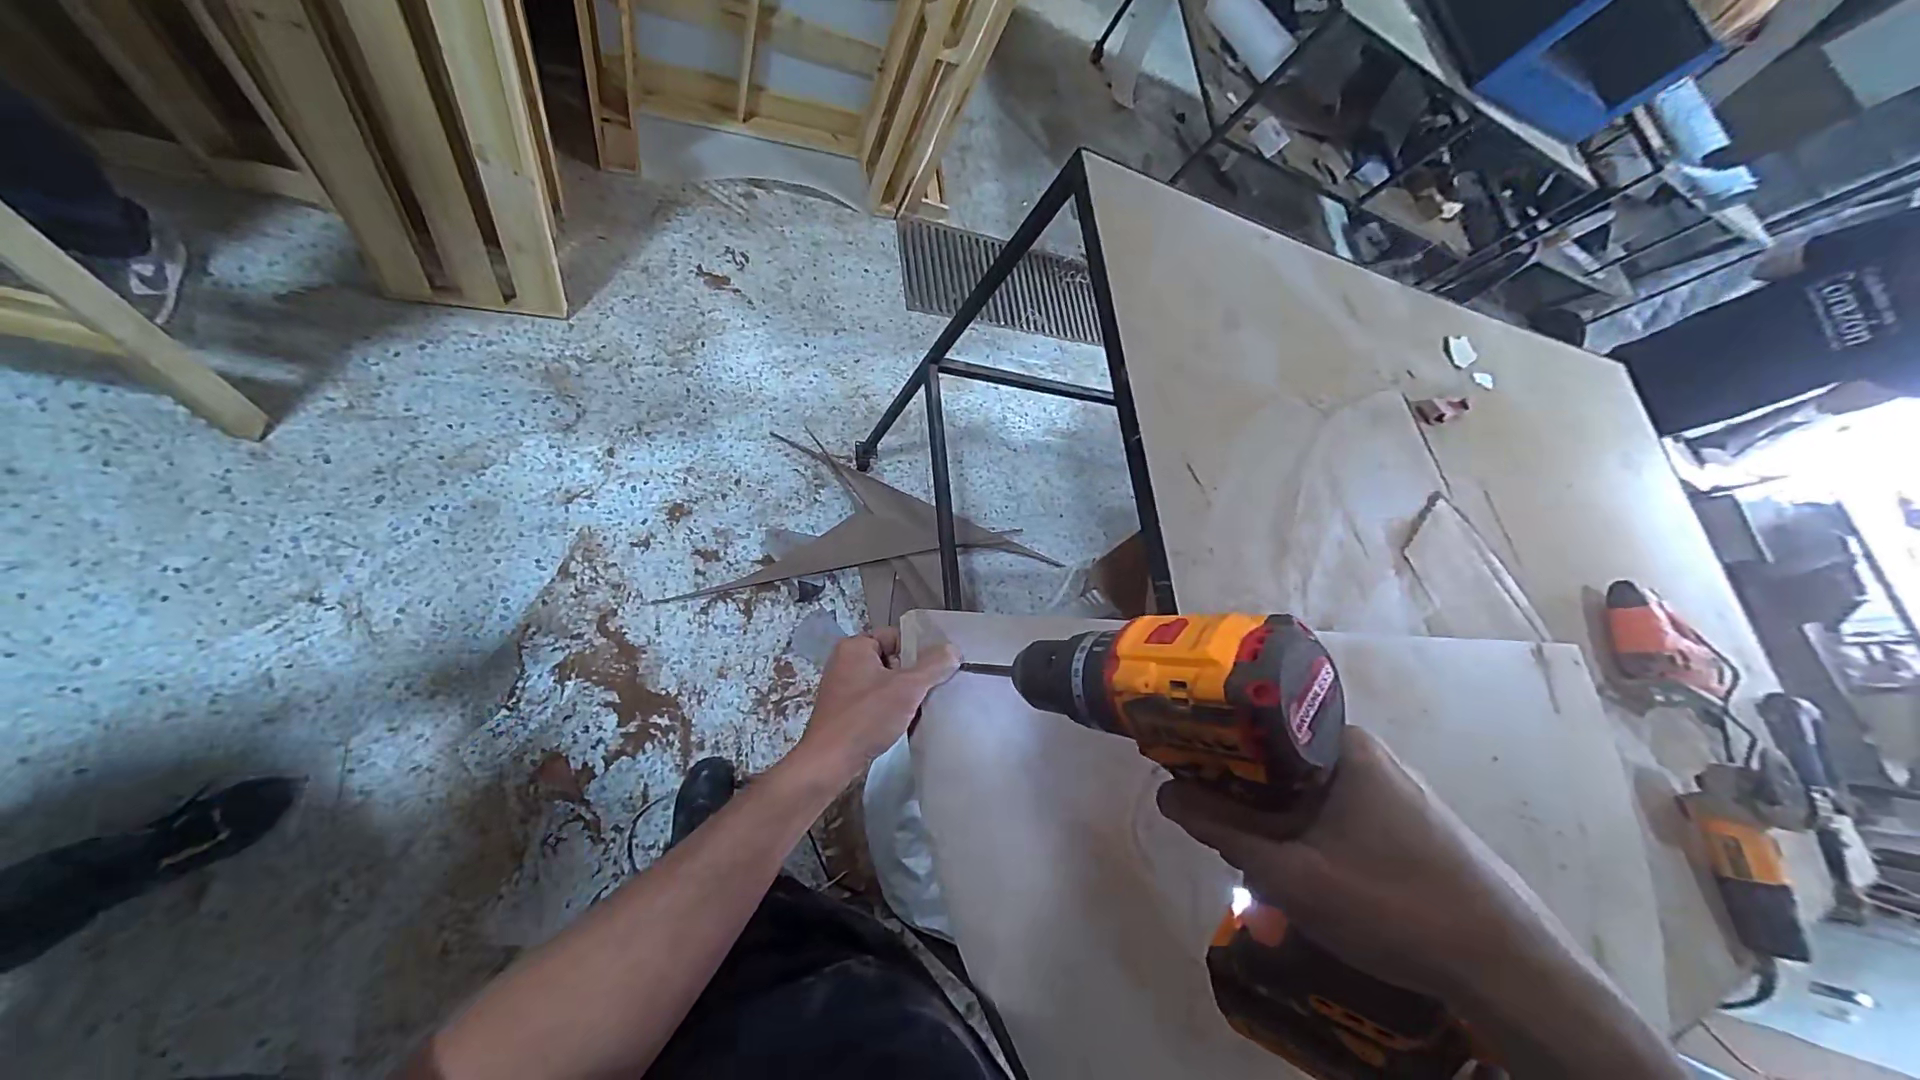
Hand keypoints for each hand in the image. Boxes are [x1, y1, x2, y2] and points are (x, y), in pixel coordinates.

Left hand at [792, 628, 959, 778]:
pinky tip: (906, 721)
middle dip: (913, 674)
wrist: (829, 762)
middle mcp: (845, 663)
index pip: (895, 636)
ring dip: (904, 694)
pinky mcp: (844, 712)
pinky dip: (891, 708)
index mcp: (854, 647)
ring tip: (923, 706)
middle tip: (934, 687)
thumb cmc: (866, 717)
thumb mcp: (906, 688)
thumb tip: (952, 650)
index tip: (938, 666)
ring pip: (885, 683)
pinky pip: (875, 701)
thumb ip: (933, 666)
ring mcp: (843, 688)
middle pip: (891, 659)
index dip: (918, 649)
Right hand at [1156, 727, 1578, 1001]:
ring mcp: (1387, 785)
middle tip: (1234, 851)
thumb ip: (1219, 828)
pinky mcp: (1404, 818)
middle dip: (1244, 806)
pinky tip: (1310, 880)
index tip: (1191, 792)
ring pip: (1300, 793)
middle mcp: (1362, 751)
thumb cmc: (1391, 904)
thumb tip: (1163, 793)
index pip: (1250, 729)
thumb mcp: (1289, 872)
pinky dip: (1306, 837)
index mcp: (1337, 742)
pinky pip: (1331, 812)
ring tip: (1270, 875)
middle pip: (1273, 764)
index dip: (1212, 756)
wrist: (1512, 969)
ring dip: (1274, 828)